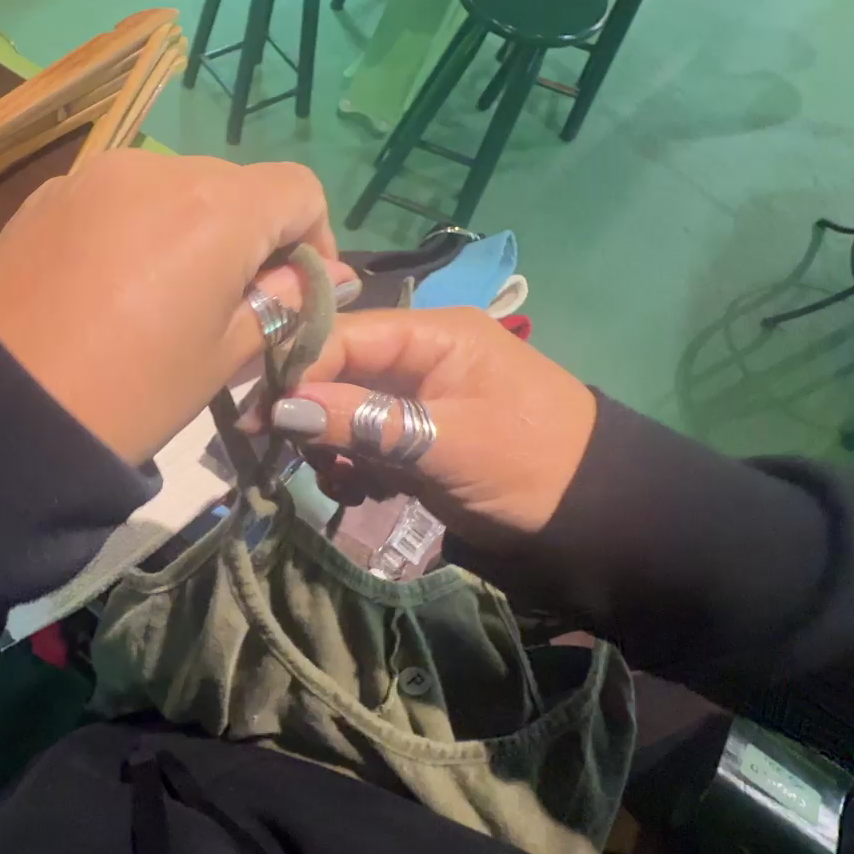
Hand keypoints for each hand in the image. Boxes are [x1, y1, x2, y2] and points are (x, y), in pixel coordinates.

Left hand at [0, 150, 354, 466]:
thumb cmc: (130, 393)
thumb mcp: (222, 357)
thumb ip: (284, 304)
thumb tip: (323, 277)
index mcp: (217, 207)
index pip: (298, 191)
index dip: (314, 239)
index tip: (300, 293)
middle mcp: (159, 169)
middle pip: (234, 187)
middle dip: (251, 238)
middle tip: (233, 306)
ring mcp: (95, 176)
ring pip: (174, 189)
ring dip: (192, 231)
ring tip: (166, 299)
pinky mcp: (49, 196)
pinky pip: (119, 200)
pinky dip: (137, 231)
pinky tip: (113, 288)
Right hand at [262, 306, 596, 539]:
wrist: (595, 518)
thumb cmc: (530, 463)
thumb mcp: (447, 441)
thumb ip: (366, 422)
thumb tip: (282, 409)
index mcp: (432, 335)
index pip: (343, 335)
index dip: (296, 370)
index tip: (258, 414)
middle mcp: (416, 357)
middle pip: (335, 372)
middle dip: (309, 414)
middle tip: (288, 455)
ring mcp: (412, 398)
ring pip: (341, 410)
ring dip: (329, 446)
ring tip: (340, 480)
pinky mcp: (411, 435)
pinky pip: (360, 441)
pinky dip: (350, 465)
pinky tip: (357, 490)